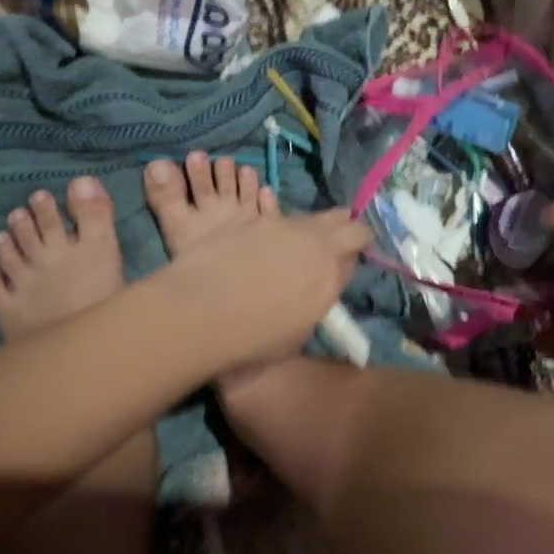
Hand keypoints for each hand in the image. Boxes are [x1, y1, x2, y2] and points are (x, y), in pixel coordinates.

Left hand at [158, 209, 369, 372]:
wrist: (200, 312)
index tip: (341, 266)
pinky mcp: (254, 218)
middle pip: (350, 227)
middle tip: (341, 239)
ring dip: (313, 226)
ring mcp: (285, 227)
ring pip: (313, 217)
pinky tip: (260, 240)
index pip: (354, 259)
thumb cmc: (248, 340)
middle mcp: (316, 247)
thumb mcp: (295, 336)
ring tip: (296, 240)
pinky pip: (275, 213)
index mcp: (329, 281)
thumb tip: (314, 292)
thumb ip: (313, 306)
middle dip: (350, 230)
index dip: (350, 261)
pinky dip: (275, 224)